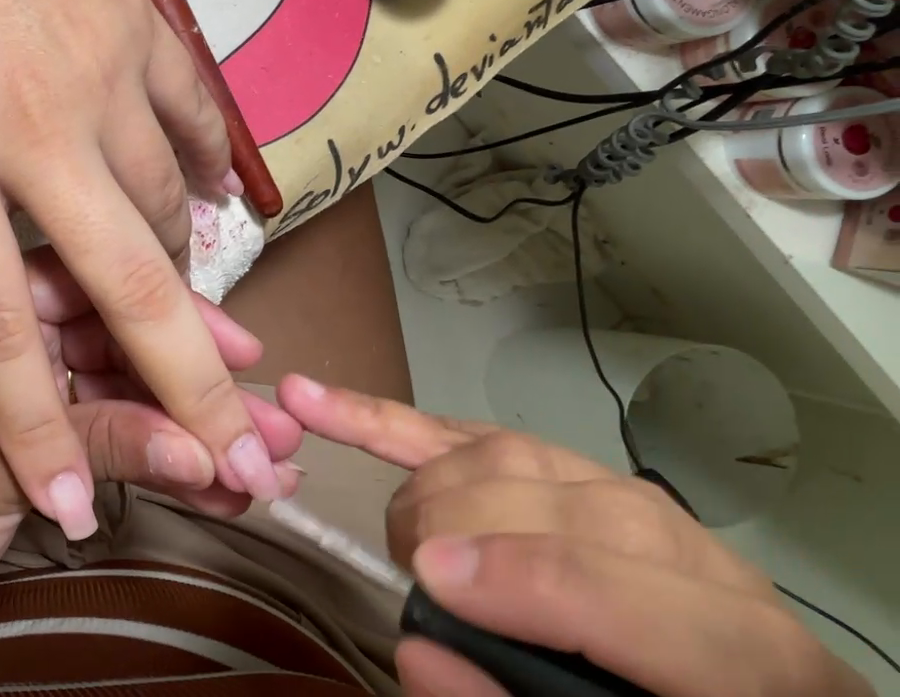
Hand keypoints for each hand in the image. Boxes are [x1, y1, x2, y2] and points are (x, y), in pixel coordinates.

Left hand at [0, 0, 274, 539]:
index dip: (35, 428)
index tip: (74, 506)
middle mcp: (38, 134)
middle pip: (127, 285)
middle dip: (186, 387)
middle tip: (242, 462)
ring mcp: (104, 78)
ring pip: (169, 206)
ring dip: (176, 267)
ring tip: (177, 306)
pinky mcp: (144, 31)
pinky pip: (195, 124)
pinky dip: (204, 173)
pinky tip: (201, 201)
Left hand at [0, 249, 302, 649]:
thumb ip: (102, 441)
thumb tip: (209, 447)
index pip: (94, 285)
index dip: (173, 319)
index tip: (242, 351)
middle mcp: (14, 331)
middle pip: (124, 344)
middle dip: (202, 388)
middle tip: (272, 429)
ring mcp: (27, 386)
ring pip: (127, 396)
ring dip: (194, 434)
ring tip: (269, 472)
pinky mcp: (38, 437)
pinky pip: (112, 437)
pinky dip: (163, 464)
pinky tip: (218, 489)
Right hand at [277, 375, 872, 696]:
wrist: (696, 692)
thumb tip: (416, 652)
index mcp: (751, 663)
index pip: (626, 589)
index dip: (523, 576)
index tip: (428, 581)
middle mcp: (700, 562)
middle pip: (563, 502)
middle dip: (460, 525)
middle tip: (411, 575)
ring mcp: (629, 503)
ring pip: (515, 452)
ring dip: (432, 481)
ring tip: (403, 539)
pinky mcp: (563, 475)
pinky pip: (467, 437)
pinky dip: (385, 420)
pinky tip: (317, 400)